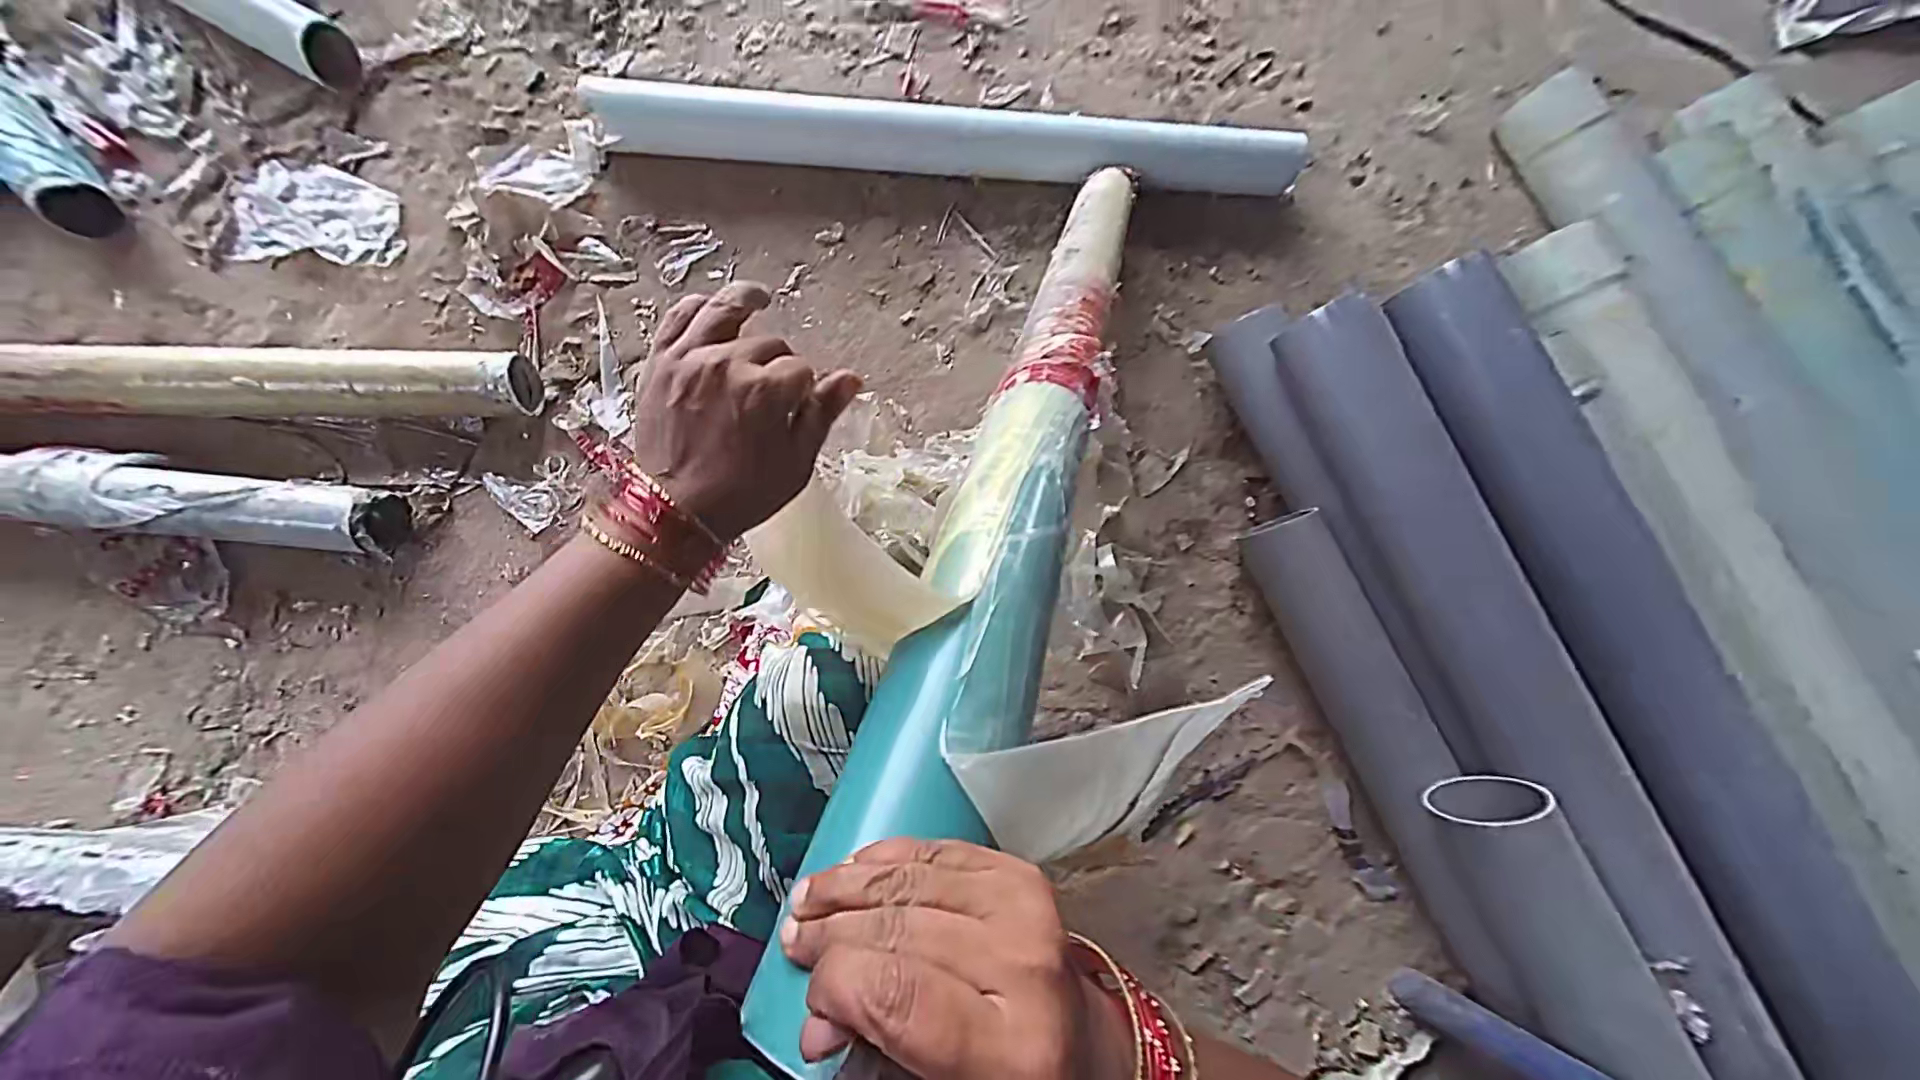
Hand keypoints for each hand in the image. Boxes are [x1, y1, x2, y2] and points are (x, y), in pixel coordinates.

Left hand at [630, 282, 863, 542]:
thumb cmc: (743, 495)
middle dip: (779, 365)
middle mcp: (729, 364)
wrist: (676, 512)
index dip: (806, 389)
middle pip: (771, 345)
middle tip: (774, 393)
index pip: (802, 371)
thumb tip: (850, 379)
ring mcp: (691, 358)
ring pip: (726, 311)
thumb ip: (822, 414)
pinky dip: (698, 306)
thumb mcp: (796, 463)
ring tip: (759, 298)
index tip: (799, 408)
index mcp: (767, 391)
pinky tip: (712, 306)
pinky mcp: (661, 362)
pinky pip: (680, 317)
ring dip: (747, 300)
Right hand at [780, 838, 1135, 1079]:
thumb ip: (879, 1050)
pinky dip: (891, 857)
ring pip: (911, 879)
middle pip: (898, 927)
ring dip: (851, 884)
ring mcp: (1023, 906)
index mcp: (1010, 1041)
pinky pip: (937, 851)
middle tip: (797, 936)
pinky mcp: (1019, 873)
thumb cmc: (1014, 1073)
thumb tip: (817, 1022)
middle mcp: (1022, 962)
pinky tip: (858, 865)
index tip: (810, 992)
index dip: (835, 984)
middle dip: (834, 931)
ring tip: (813, 897)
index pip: (896, 992)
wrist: (1084, 1042)